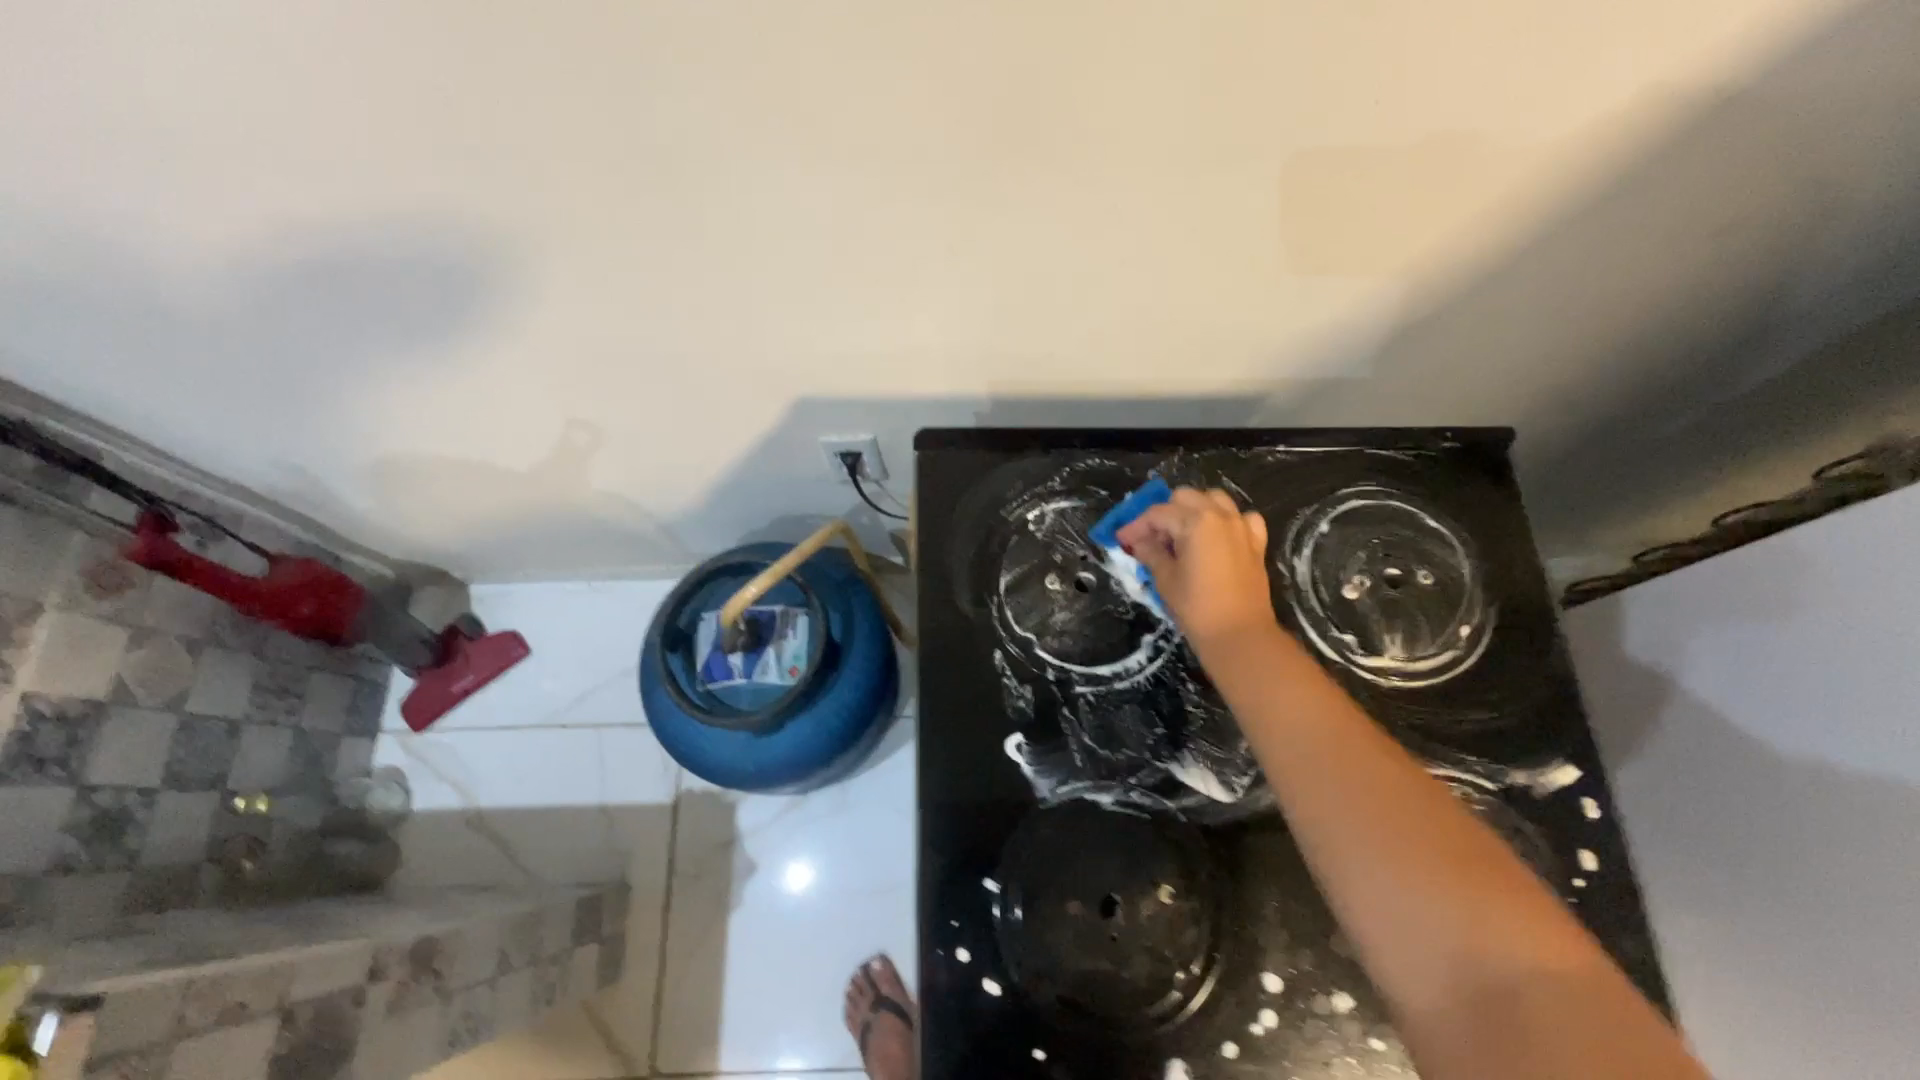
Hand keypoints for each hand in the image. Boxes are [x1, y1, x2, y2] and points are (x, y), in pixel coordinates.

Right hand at [1116, 487, 1279, 649]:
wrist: (1239, 635)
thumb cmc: (1196, 608)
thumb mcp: (1165, 579)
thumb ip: (1150, 553)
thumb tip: (1139, 542)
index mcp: (1195, 522)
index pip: (1158, 513)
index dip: (1136, 526)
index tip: (1122, 540)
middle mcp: (1220, 516)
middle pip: (1185, 498)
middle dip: (1165, 514)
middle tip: (1152, 540)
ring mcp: (1242, 527)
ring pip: (1215, 500)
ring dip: (1194, 510)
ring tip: (1182, 535)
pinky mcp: (1256, 543)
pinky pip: (1242, 518)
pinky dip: (1227, 521)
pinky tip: (1218, 537)